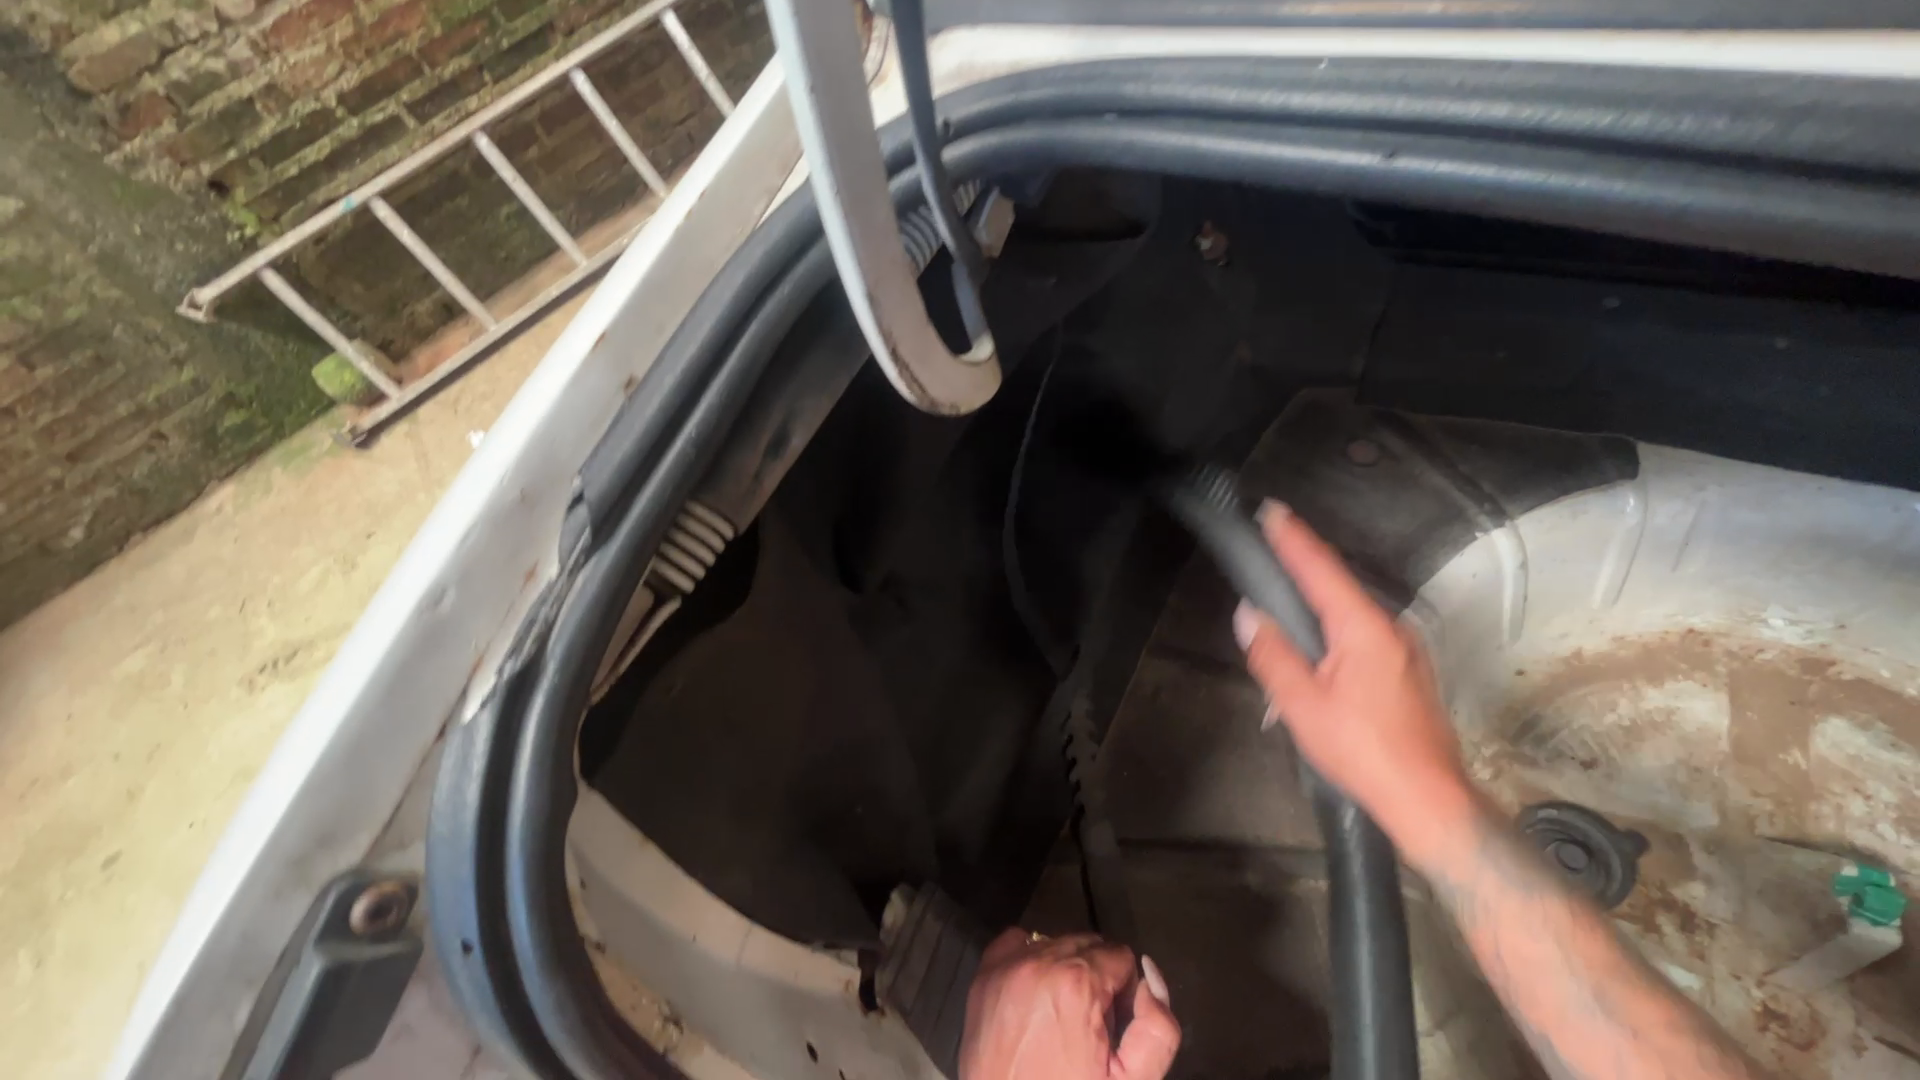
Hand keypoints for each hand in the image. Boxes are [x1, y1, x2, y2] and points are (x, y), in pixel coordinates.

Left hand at [959, 929, 1179, 1079]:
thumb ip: (1157, 1029)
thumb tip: (1148, 974)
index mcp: (1078, 982)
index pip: (1120, 956)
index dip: (1125, 991)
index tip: (1115, 1025)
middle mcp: (1041, 960)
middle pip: (1088, 945)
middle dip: (1098, 978)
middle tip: (1090, 1026)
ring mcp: (1009, 963)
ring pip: (1056, 943)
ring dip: (1067, 969)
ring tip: (1061, 1016)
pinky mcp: (986, 971)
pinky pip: (1019, 941)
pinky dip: (1033, 958)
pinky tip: (1036, 995)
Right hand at [1230, 502, 1471, 854]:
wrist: (1429, 799)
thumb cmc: (1362, 750)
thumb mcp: (1302, 706)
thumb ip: (1273, 655)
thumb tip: (1250, 615)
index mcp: (1363, 629)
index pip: (1322, 570)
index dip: (1294, 539)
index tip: (1273, 511)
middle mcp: (1391, 629)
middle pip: (1338, 588)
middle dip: (1302, 569)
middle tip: (1269, 552)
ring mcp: (1405, 650)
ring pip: (1350, 615)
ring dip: (1317, 608)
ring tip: (1284, 611)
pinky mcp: (1409, 671)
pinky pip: (1363, 637)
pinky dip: (1334, 633)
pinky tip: (1317, 657)